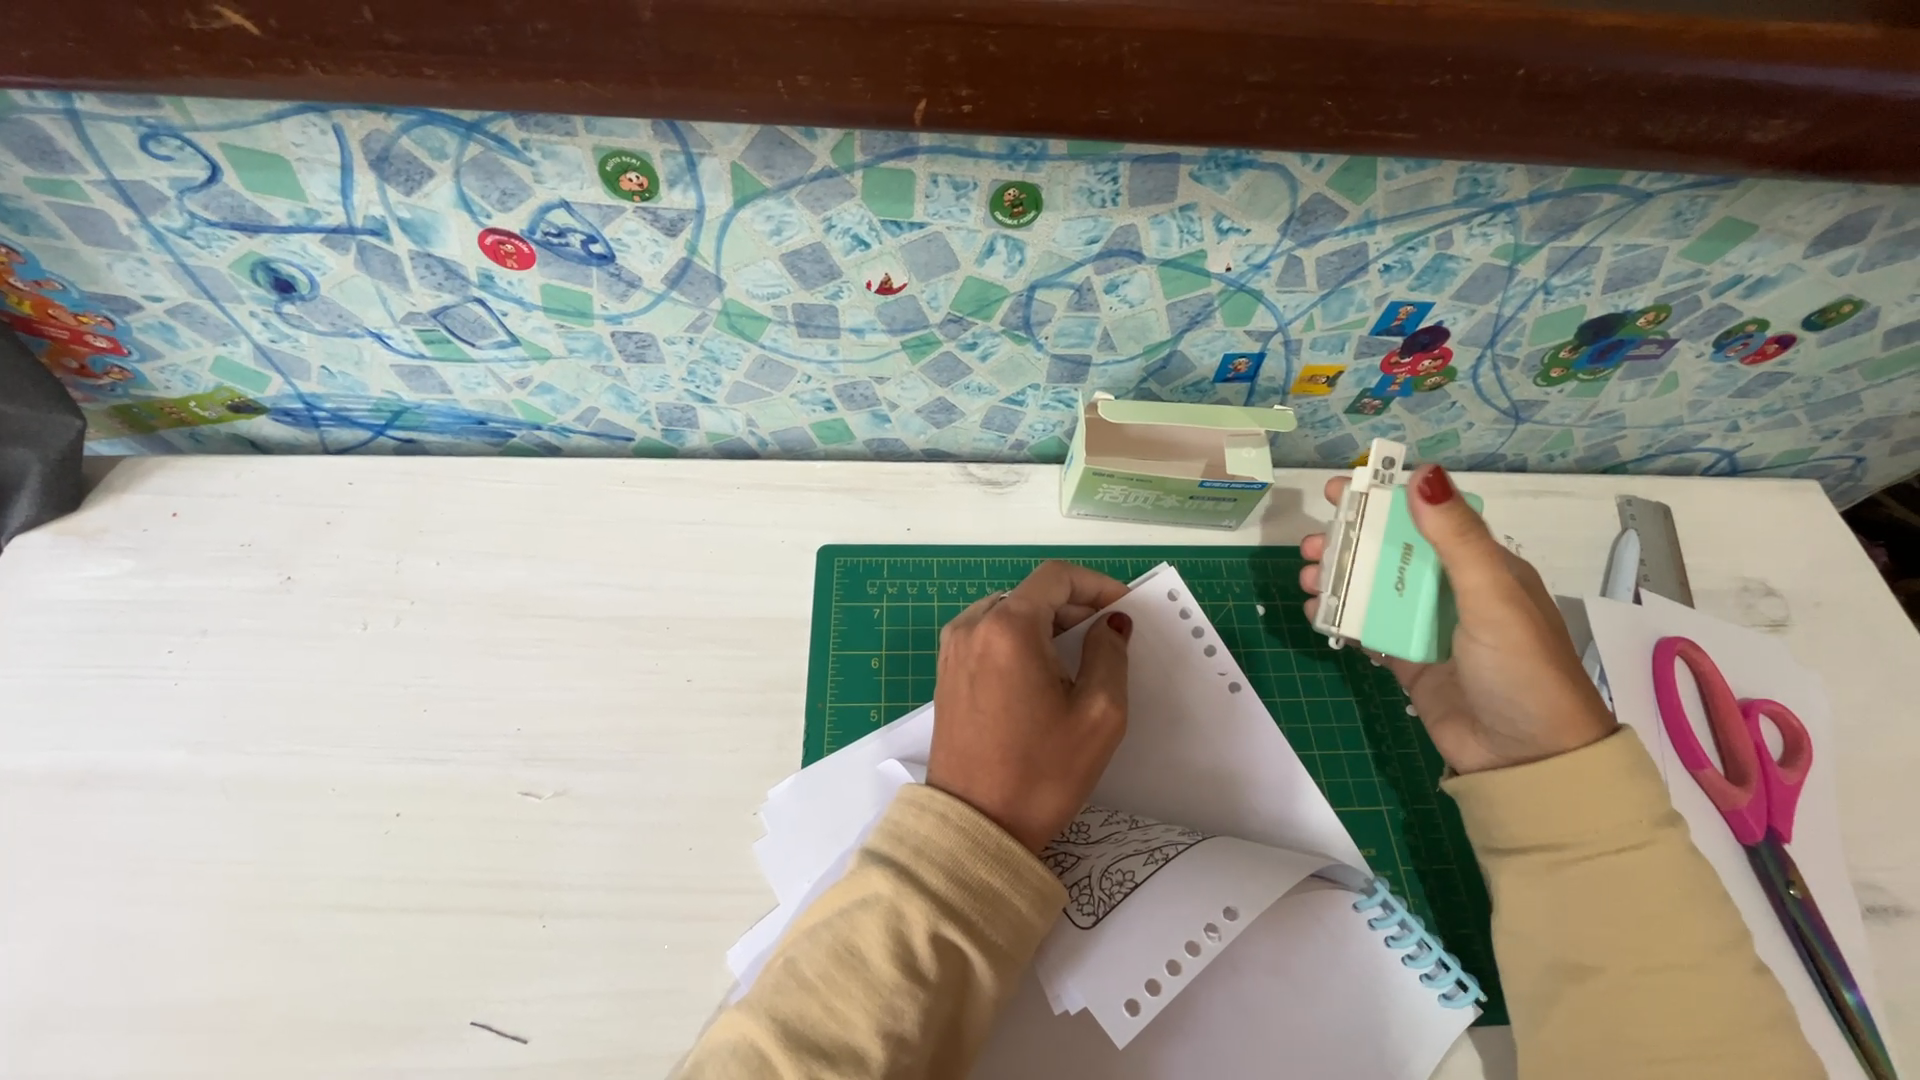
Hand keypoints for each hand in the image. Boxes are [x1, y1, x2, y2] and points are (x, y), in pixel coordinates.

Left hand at [927, 561, 1133, 851]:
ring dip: (1045, 624)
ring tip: (1078, 658)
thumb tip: (1110, 624)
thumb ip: (1110, 654)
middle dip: (1073, 606)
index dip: (1096, 585)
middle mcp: (972, 625)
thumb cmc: (1042, 772)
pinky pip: (988, 636)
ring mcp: (953, 648)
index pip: (1056, 576)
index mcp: (1008, 627)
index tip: (1123, 609)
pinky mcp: (945, 671)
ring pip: (1008, 613)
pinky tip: (1041, 674)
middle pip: (1030, 593)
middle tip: (1108, 638)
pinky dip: (1019, 640)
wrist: (975, 826)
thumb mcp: (1098, 714)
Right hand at [1300, 466, 1615, 774]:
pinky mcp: (1407, 661)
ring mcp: (1427, 627)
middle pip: (1389, 553)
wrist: (1526, 757)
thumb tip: (1422, 473)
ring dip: (1336, 579)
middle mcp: (1452, 591)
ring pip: (1372, 589)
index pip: (1426, 519)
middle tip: (1311, 546)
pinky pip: (1365, 630)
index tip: (1338, 491)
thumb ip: (1455, 537)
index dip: (1383, 500)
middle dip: (1346, 542)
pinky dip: (1338, 618)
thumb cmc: (1520, 669)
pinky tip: (1315, 614)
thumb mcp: (1491, 596)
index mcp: (1481, 568)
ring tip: (1307, 580)